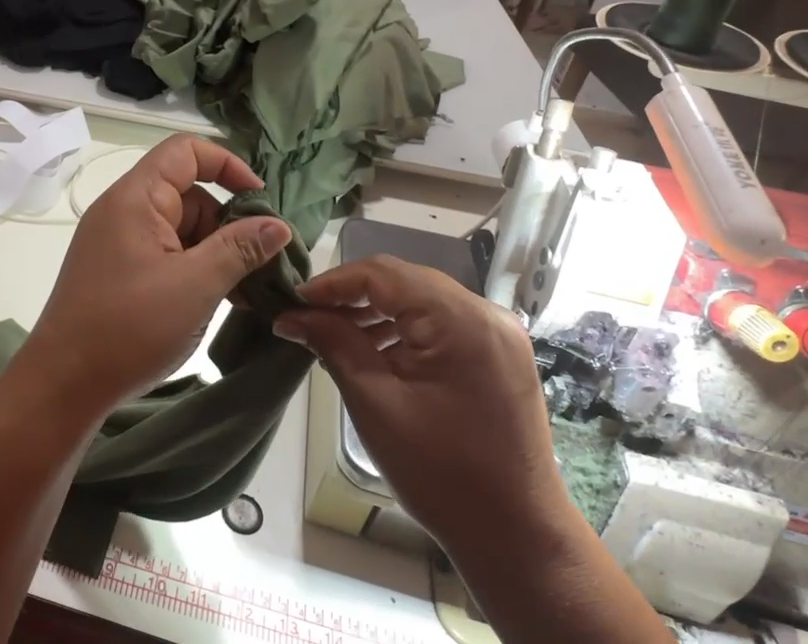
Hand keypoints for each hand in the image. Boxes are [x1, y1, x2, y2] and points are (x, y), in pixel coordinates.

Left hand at [14, 135, 292, 415]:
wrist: (63, 384)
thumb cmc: (128, 328)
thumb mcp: (195, 286)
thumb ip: (239, 249)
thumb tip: (277, 224)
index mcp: (135, 199)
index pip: (185, 152)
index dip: (227, 165)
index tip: (260, 203)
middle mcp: (123, 212)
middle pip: (188, 195)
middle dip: (228, 225)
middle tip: (262, 267)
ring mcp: (118, 244)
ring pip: (180, 230)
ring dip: (215, 255)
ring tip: (245, 294)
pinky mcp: (117, 273)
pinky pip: (165, 256)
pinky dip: (193, 272)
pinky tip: (218, 302)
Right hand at [274, 256, 563, 543]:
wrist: (515, 534)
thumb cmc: (440, 472)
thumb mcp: (375, 403)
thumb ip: (334, 344)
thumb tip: (291, 314)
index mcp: (461, 319)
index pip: (383, 274)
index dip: (333, 283)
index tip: (292, 303)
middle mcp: (487, 314)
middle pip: (405, 282)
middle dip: (352, 296)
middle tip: (307, 319)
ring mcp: (500, 334)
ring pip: (423, 302)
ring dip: (377, 313)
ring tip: (334, 339)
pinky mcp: (501, 356)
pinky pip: (443, 324)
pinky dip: (405, 331)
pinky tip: (376, 354)